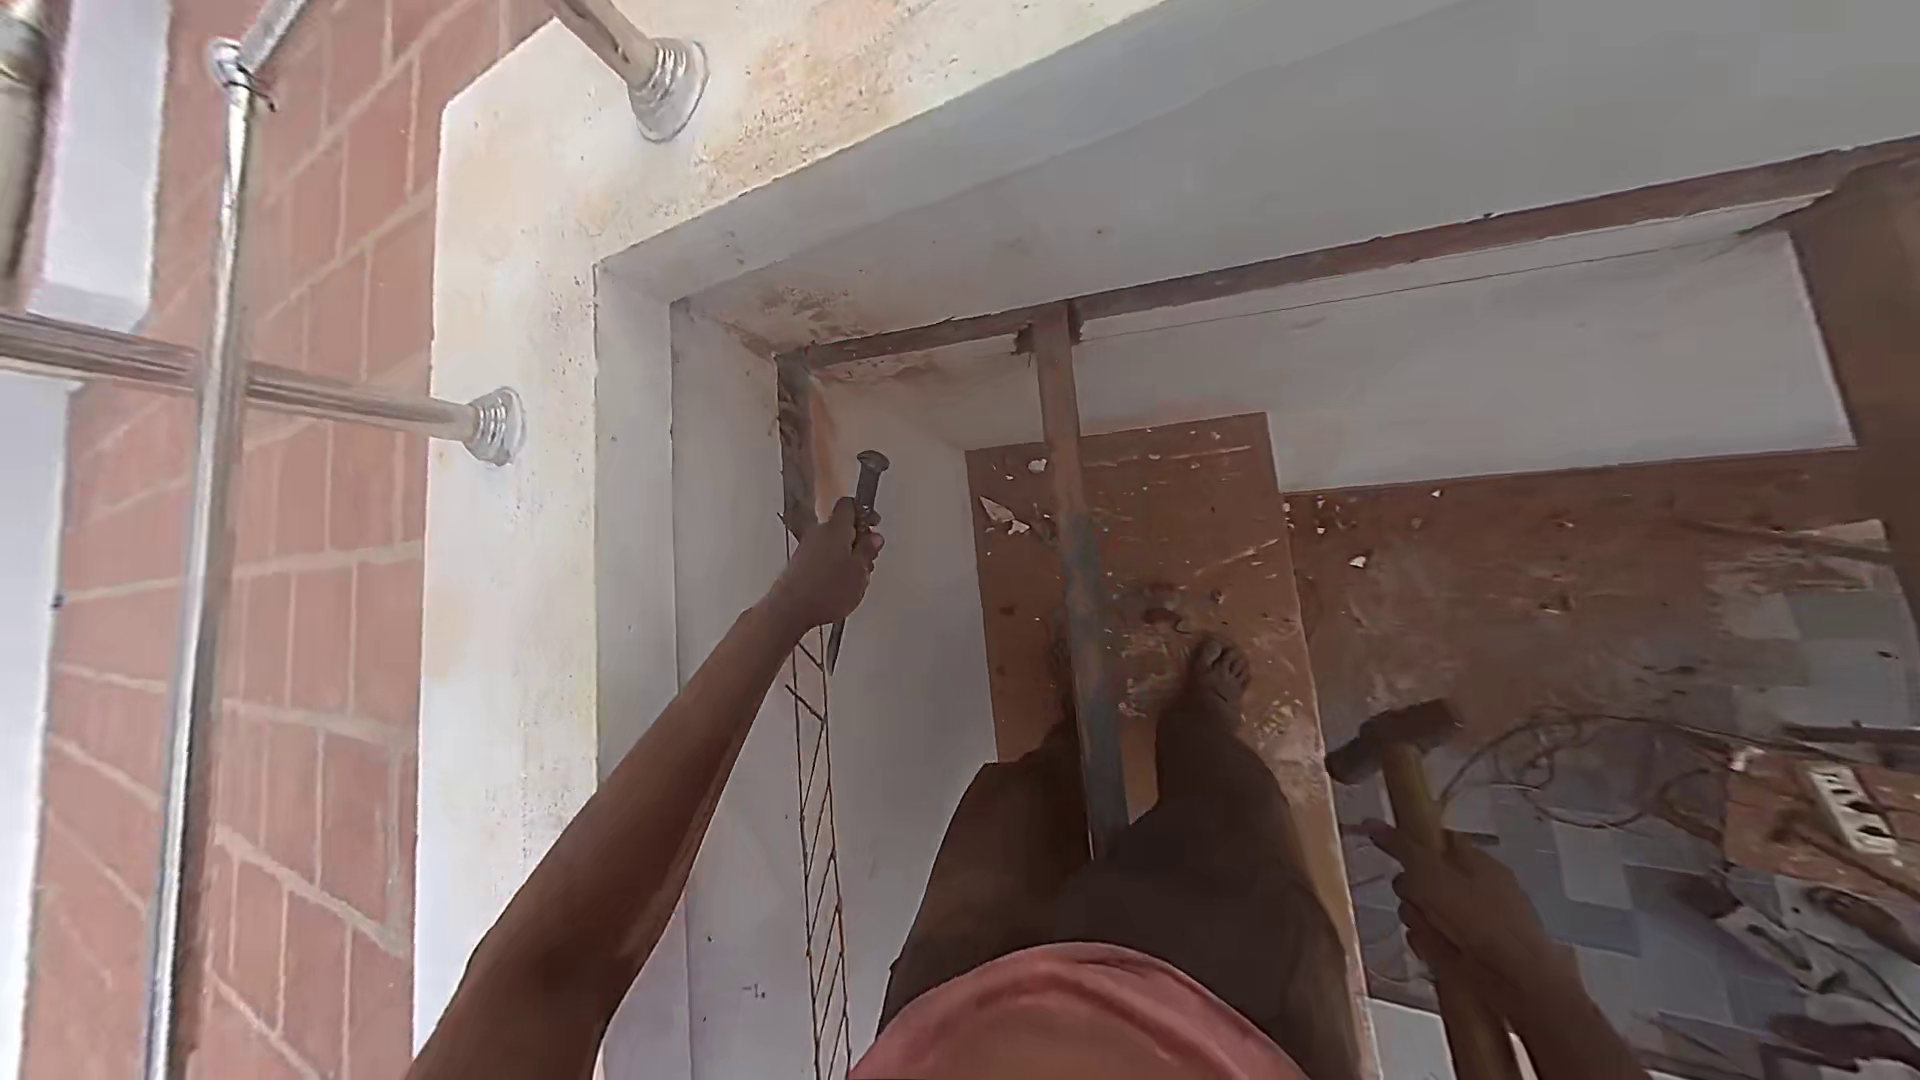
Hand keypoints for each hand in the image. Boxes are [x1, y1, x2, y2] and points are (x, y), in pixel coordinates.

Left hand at [765, 497, 884, 633]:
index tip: (874, 523)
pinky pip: (822, 556)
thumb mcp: (859, 571)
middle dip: (858, 538)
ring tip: (857, 575)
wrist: (791, 609)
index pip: (850, 505)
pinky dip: (834, 564)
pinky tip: (841, 584)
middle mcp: (819, 533)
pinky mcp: (800, 563)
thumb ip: (868, 550)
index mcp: (836, 528)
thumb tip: (874, 538)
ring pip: (833, 542)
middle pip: (842, 526)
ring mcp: (807, 547)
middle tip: (870, 555)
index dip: (865, 513)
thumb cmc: (825, 590)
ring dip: (847, 553)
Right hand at [1362, 820, 1579, 1021]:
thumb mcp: (1428, 871)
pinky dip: (1427, 941)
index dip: (1413, 844)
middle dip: (1410, 889)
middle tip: (1416, 898)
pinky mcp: (1466, 949)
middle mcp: (1475, 888)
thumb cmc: (1475, 915)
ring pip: (1421, 906)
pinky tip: (1433, 948)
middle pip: (1421, 875)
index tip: (1397, 853)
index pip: (1436, 839)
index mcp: (1476, 861)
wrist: (1518, 982)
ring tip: (1429, 929)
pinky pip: (1430, 934)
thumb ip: (1398, 845)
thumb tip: (1368, 820)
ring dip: (1416, 917)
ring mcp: (1473, 920)